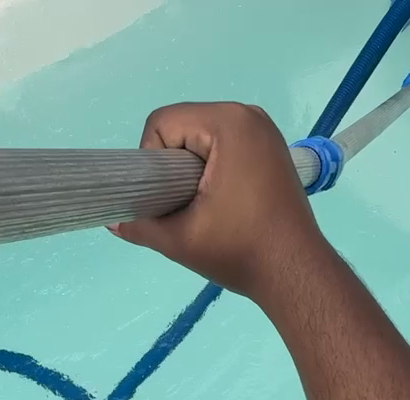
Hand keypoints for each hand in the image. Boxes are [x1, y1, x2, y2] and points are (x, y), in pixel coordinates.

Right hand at [111, 102, 334, 302]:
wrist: (295, 274)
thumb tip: (113, 222)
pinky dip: (214, 172)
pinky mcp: (272, 151)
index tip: (164, 201)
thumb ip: (142, 225)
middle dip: (173, 168)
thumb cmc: (241, 252)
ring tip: (202, 210)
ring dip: (192, 173)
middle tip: (182, 209)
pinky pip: (227, 149)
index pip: (163, 123)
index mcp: (228, 123)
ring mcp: (265, 132)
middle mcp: (249, 115)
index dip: (151, 162)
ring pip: (204, 140)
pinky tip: (221, 206)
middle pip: (184, 128)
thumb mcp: (182, 241)